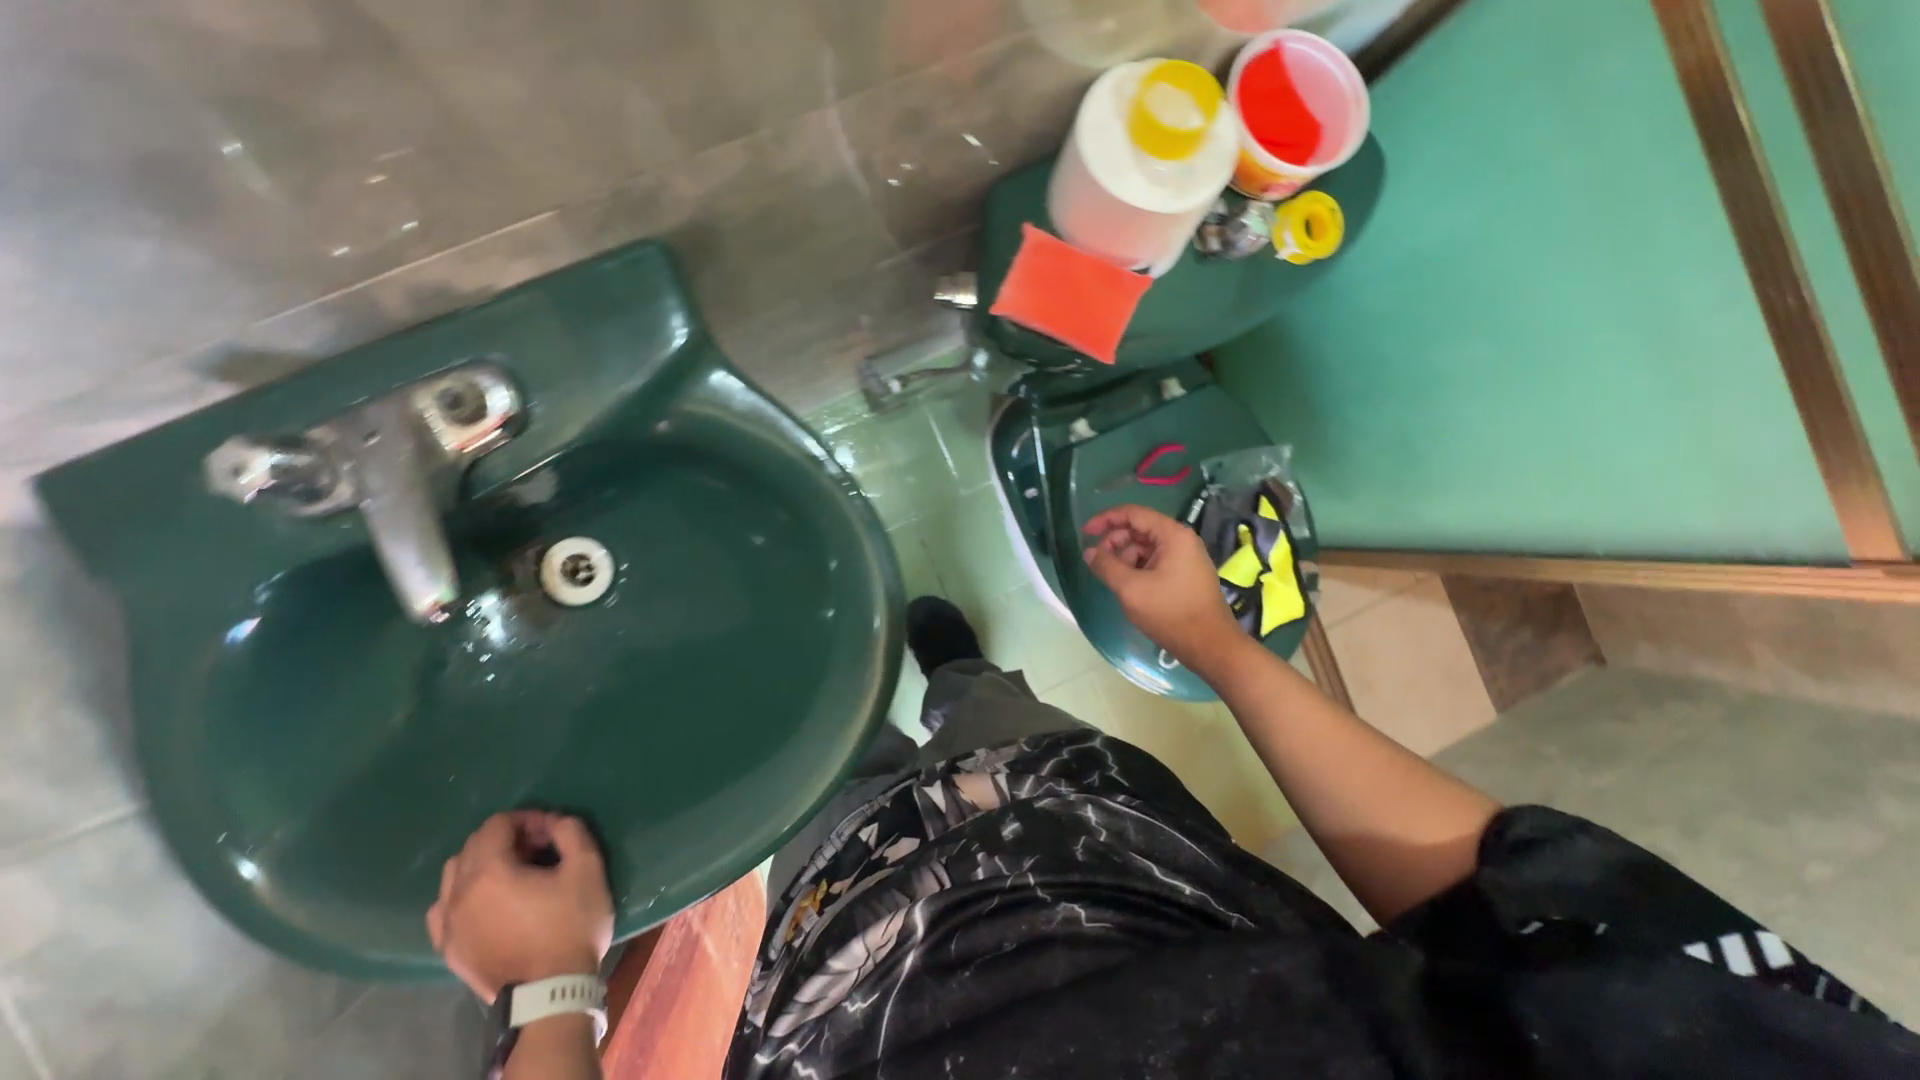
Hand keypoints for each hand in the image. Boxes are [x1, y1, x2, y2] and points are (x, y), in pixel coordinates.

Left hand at [427, 810, 614, 1002]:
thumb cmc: (570, 928)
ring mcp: (446, 924)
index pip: (497, 824)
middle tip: (538, 850)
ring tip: (513, 877)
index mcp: (488, 871)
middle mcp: (457, 893)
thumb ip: (571, 833)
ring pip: (453, 876)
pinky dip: (462, 897)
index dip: (527, 819)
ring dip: (481, 864)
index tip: (552, 832)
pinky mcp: (448, 949)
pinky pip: (443, 909)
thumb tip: (556, 822)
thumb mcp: (587, 870)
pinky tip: (486, 905)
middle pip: (473, 846)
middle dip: (506, 838)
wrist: (551, 994)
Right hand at [1083, 504, 1244, 672]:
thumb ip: (1106, 565)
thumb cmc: (1170, 613)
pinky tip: (1129, 586)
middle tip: (1098, 562)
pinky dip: (1139, 568)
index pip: (1133, 514)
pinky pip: (1157, 561)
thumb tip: (1089, 552)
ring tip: (1114, 579)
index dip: (1106, 520)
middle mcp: (1182, 540)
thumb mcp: (1131, 589)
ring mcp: (1186, 558)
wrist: (1210, 645)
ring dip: (1126, 557)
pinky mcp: (1186, 575)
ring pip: (1147, 547)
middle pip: (1140, 529)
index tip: (1085, 533)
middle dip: (1115, 541)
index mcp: (1172, 535)